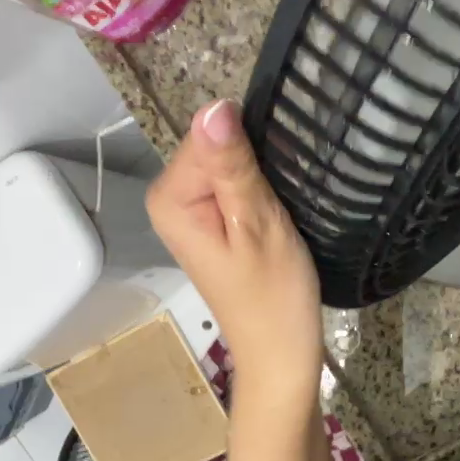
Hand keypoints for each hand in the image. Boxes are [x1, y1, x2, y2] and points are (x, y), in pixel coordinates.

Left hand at [145, 99, 323, 405]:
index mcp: (172, 198)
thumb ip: (233, 167)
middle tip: (286, 200)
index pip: (210, 135)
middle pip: (216, 147)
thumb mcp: (257, 224)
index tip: (278, 181)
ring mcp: (191, 213)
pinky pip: (235, 185)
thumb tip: (215, 107)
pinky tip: (280, 213)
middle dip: (255, 163)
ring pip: (230, 165)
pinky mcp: (213, 224)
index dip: (250, 149)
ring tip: (287, 206)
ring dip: (263, 177)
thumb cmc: (275, 296)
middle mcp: (171, 201)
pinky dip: (261, 192)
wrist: (281, 353)